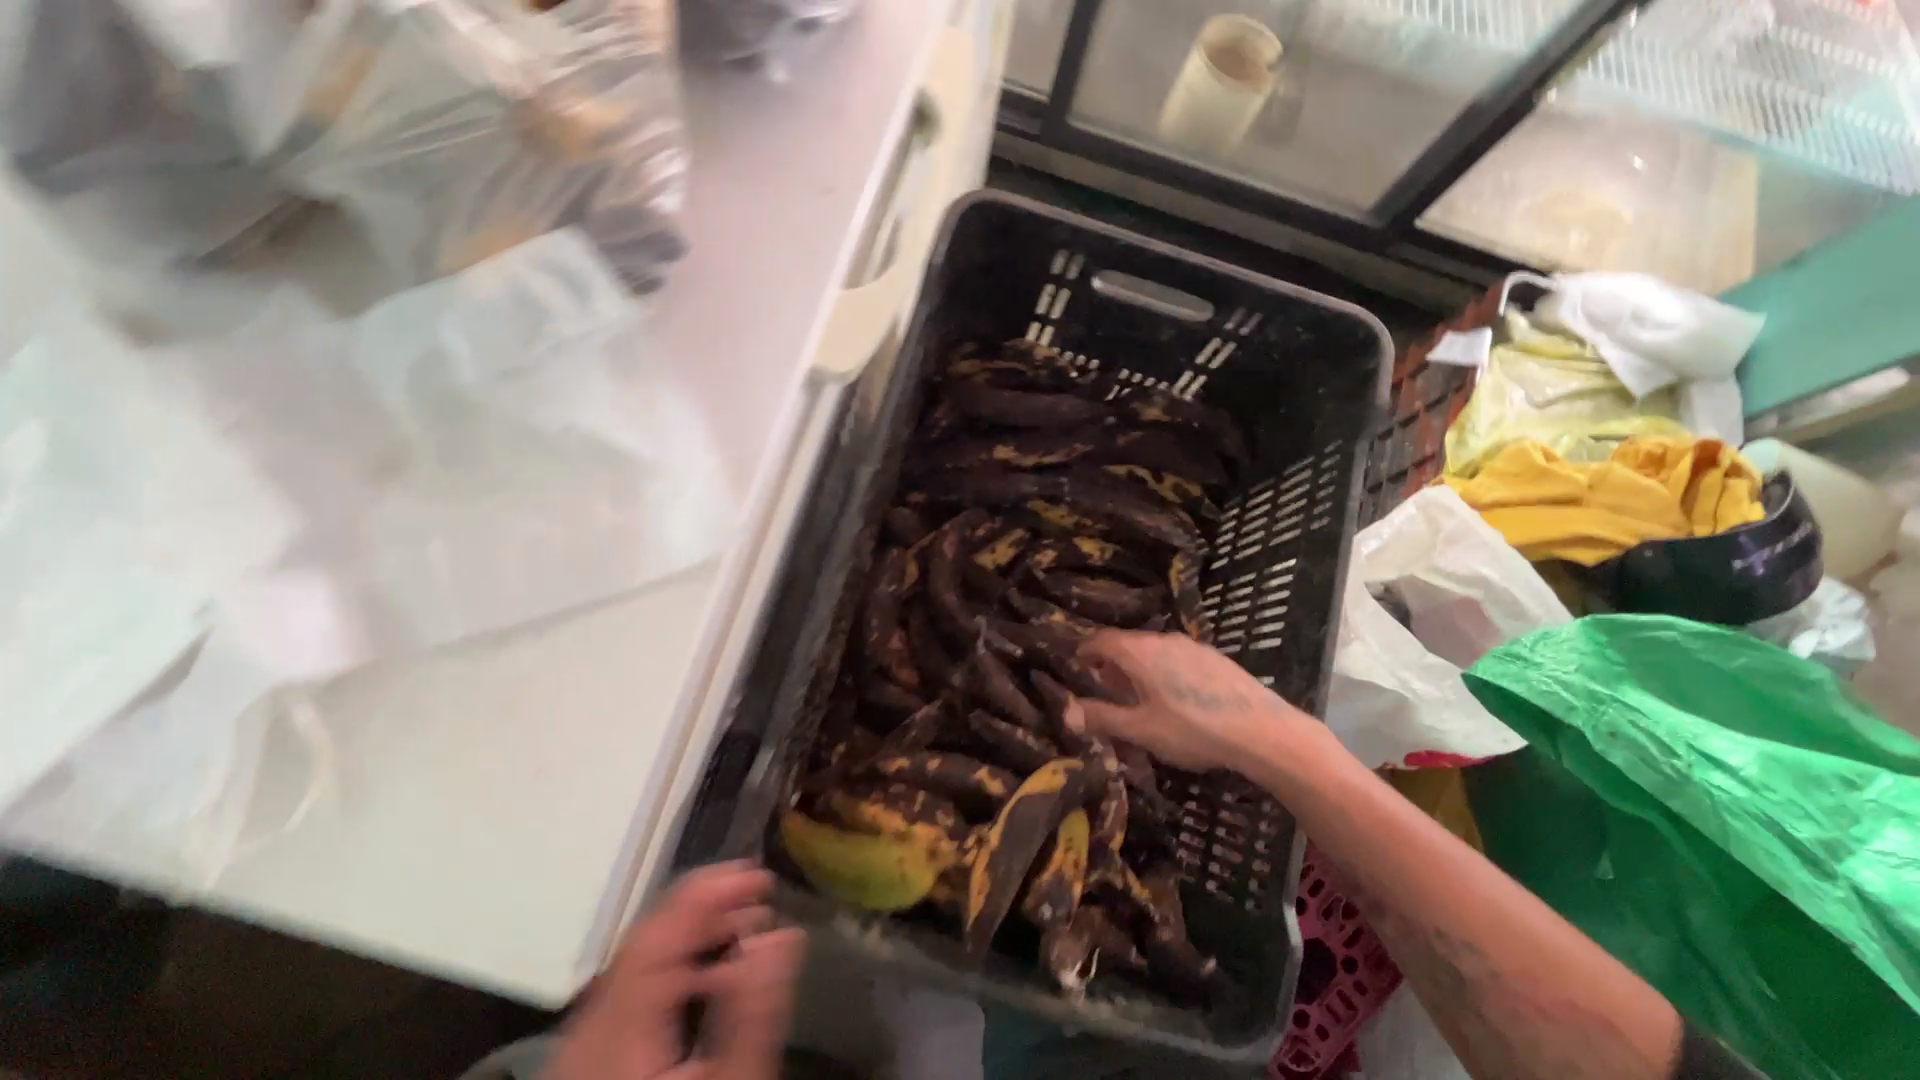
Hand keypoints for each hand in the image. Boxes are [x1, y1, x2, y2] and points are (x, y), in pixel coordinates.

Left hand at [545, 862, 805, 1079]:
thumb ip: (755, 1009)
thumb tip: (785, 933)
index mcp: (623, 1024)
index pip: (661, 932)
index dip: (708, 892)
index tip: (756, 873)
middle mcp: (592, 1022)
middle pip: (646, 942)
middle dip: (706, 912)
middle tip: (761, 900)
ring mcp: (583, 1043)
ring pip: (637, 964)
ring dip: (692, 939)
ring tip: (745, 930)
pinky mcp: (589, 1059)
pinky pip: (629, 991)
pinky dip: (673, 970)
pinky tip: (705, 980)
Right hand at [1064, 630, 1311, 772]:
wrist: (1262, 731)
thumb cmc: (1193, 729)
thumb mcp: (1141, 729)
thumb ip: (1102, 718)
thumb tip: (1065, 712)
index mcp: (1139, 652)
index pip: (1100, 640)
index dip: (1083, 653)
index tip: (1075, 670)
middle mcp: (1164, 640)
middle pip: (1127, 644)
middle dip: (1111, 666)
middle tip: (1105, 693)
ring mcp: (1193, 647)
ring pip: (1154, 651)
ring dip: (1139, 670)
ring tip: (1139, 700)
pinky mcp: (1215, 659)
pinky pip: (1176, 659)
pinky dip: (1163, 672)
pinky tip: (1176, 701)